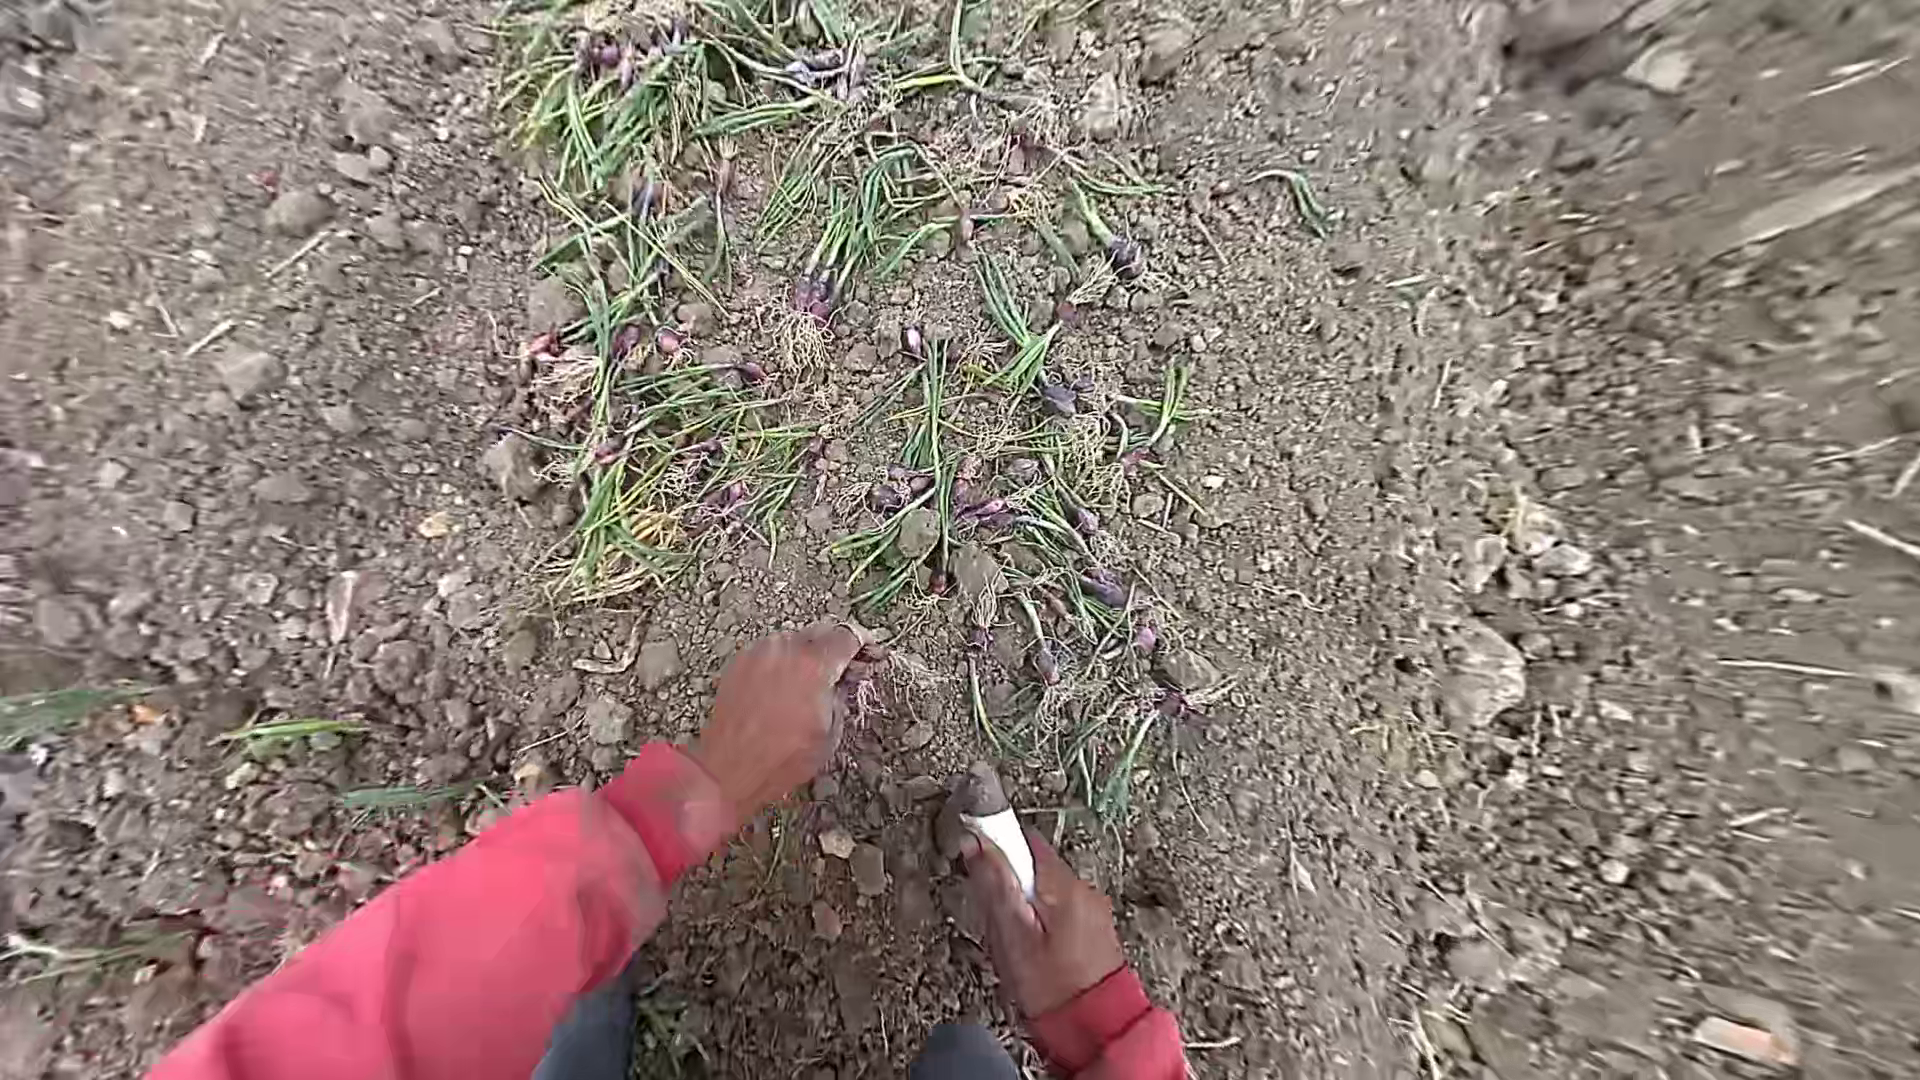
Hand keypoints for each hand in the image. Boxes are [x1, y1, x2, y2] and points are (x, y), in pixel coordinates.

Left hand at [691, 623, 860, 824]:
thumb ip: (842, 693)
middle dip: (839, 646)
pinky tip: (787, 685)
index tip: (872, 655)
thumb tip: (845, 678)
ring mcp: (760, 652)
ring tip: (814, 680)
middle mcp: (787, 648)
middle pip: (823, 630)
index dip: (866, 643)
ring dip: (811, 652)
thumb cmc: (782, 757)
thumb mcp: (830, 730)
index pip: (849, 634)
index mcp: (814, 664)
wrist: (728, 769)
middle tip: (848, 669)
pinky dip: (786, 660)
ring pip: (796, 639)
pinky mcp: (741, 661)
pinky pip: (773, 650)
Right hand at [963, 825, 1125, 1016]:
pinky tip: (1039, 953)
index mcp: (1061, 883)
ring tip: (1019, 944)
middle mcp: (1081, 887)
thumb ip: (994, 886)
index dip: (997, 848)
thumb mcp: (1012, 936)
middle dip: (1011, 886)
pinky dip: (1045, 922)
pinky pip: (1060, 910)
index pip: (1022, 838)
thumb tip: (976, 844)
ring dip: (1027, 907)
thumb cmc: (1054, 990)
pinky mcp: (1095, 928)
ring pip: (1044, 890)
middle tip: (1001, 922)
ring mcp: (1091, 908)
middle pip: (1032, 866)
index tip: (980, 861)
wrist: (1096, 1035)